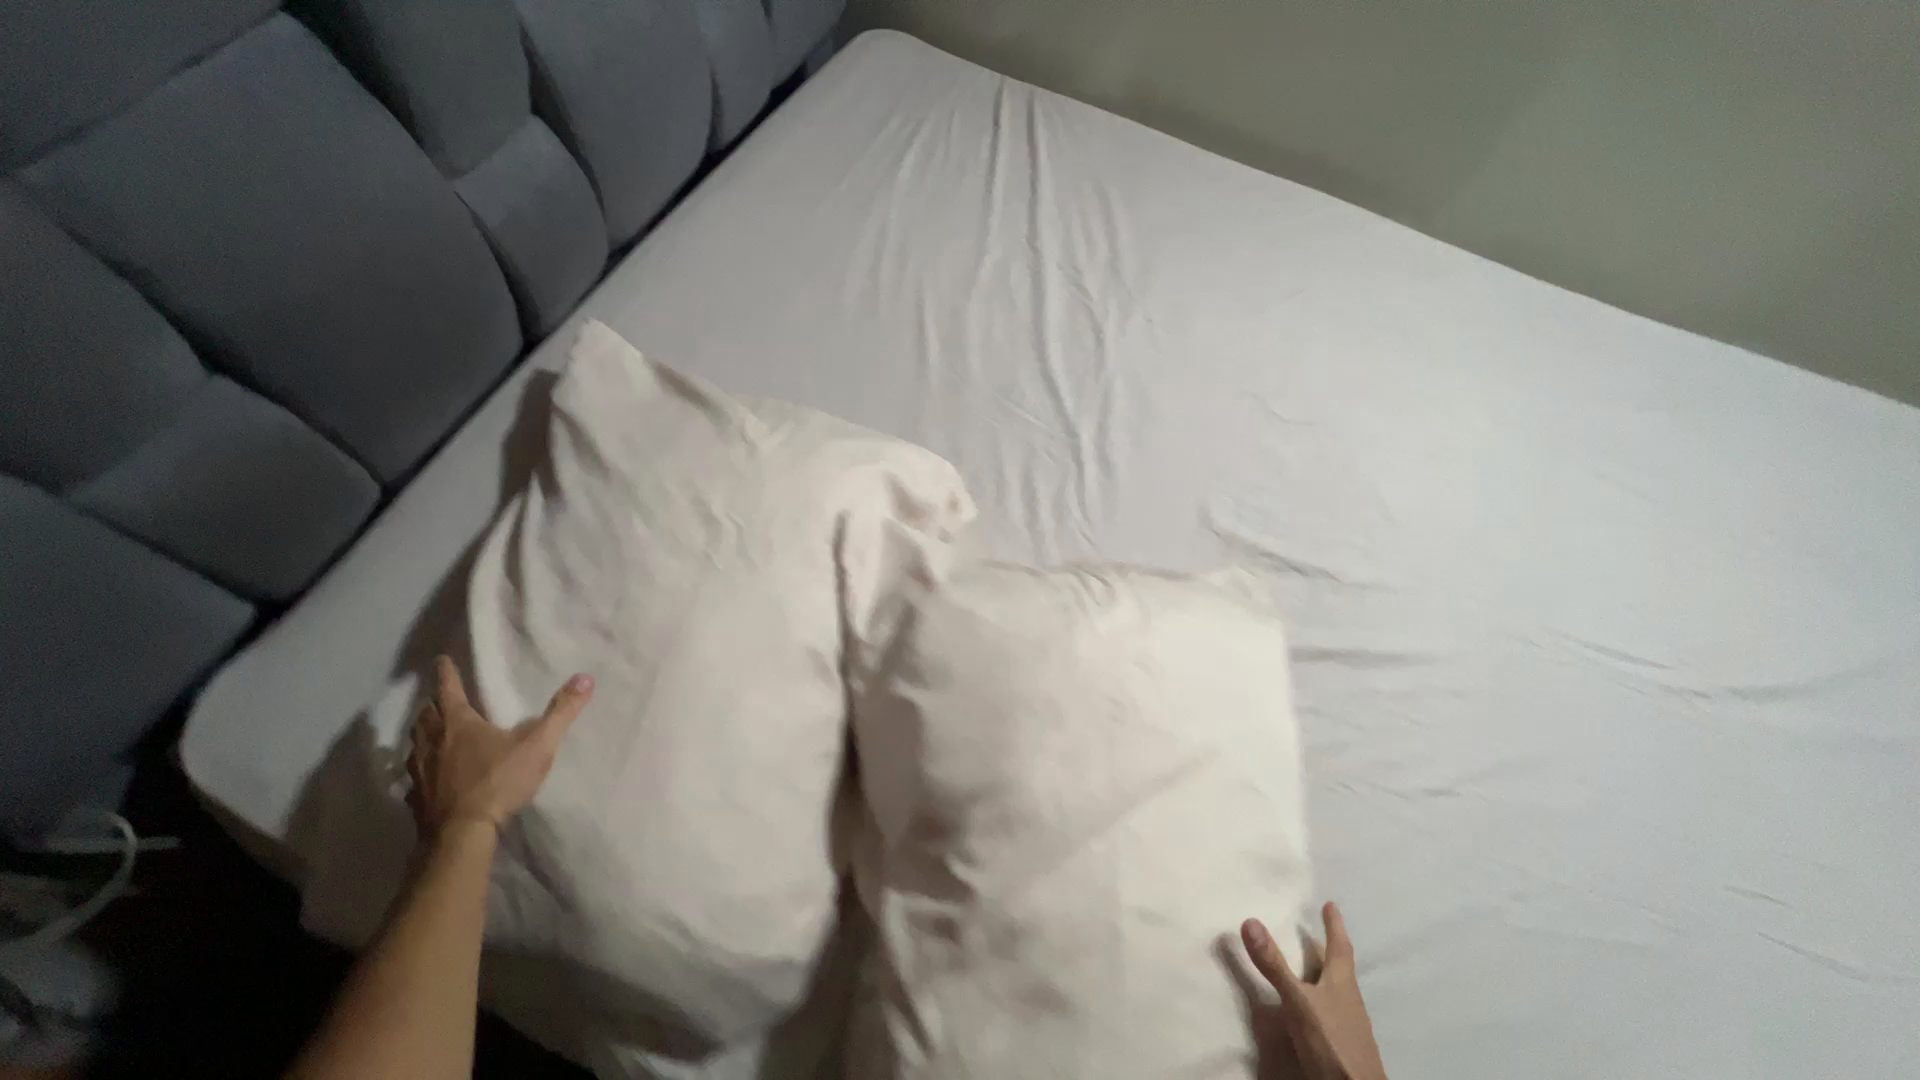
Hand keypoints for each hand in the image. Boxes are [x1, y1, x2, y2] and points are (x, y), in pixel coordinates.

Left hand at [406, 655, 593, 839]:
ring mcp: (419, 772)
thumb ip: (562, 712)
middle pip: (425, 717)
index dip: (446, 673)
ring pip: (415, 745)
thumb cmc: (498, 781)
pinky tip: (429, 780)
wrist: (461, 833)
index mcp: (458, 724)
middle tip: (439, 702)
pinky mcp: (416, 798)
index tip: (441, 659)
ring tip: (433, 736)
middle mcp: (432, 743)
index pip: (448, 689)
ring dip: (423, 736)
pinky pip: (414, 778)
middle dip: (432, 706)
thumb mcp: (539, 744)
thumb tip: (585, 678)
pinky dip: (420, 772)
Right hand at [1241, 903, 1387, 1079]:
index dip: (1334, 924)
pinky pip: (1332, 1010)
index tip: (1331, 904)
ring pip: (1337, 990)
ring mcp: (1349, 1023)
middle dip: (1328, 948)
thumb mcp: (1297, 1001)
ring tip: (1310, 965)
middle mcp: (1349, 998)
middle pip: (1340, 967)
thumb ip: (1274, 966)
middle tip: (1317, 931)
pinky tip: (1310, 1008)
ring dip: (1324, 974)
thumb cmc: (1331, 1041)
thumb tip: (1250, 921)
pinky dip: (1320, 999)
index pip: (1339, 946)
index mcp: (1341, 982)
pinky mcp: (1343, 1042)